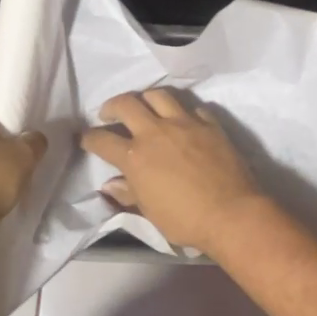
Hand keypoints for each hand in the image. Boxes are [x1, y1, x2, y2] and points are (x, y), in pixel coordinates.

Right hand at [80, 89, 266, 253]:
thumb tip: (109, 185)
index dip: (89, 138)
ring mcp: (184, 123)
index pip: (103, 140)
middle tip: (108, 113)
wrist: (232, 213)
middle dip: (112, 106)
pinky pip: (192, 108)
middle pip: (126, 104)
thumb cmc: (185, 220)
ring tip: (143, 107)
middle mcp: (156, 132)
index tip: (84, 138)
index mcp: (136, 157)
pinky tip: (182, 120)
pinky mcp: (209, 124)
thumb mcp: (149, 212)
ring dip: (145, 98)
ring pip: (158, 95)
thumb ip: (128, 194)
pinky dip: (182, 112)